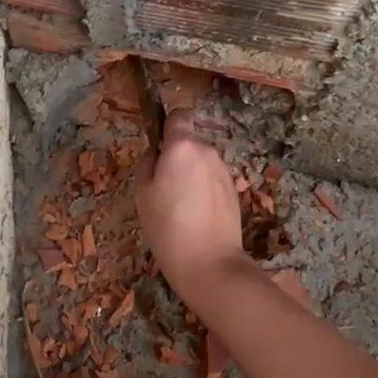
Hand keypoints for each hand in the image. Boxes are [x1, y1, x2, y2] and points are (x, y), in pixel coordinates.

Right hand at [135, 109, 248, 302]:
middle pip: (189, 143)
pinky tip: (197, 216)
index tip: (158, 145)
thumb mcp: (143, 193)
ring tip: (181, 207)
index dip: (168, 125)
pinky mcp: (234, 190)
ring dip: (192, 175)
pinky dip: (204, 189)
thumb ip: (148, 164)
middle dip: (177, 158)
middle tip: (163, 188)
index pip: (178, 115)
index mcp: (182, 146)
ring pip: (201, 163)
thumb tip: (156, 153)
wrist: (210, 262)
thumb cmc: (167, 226)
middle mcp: (206, 151)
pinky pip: (212, 179)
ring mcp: (224, 170)